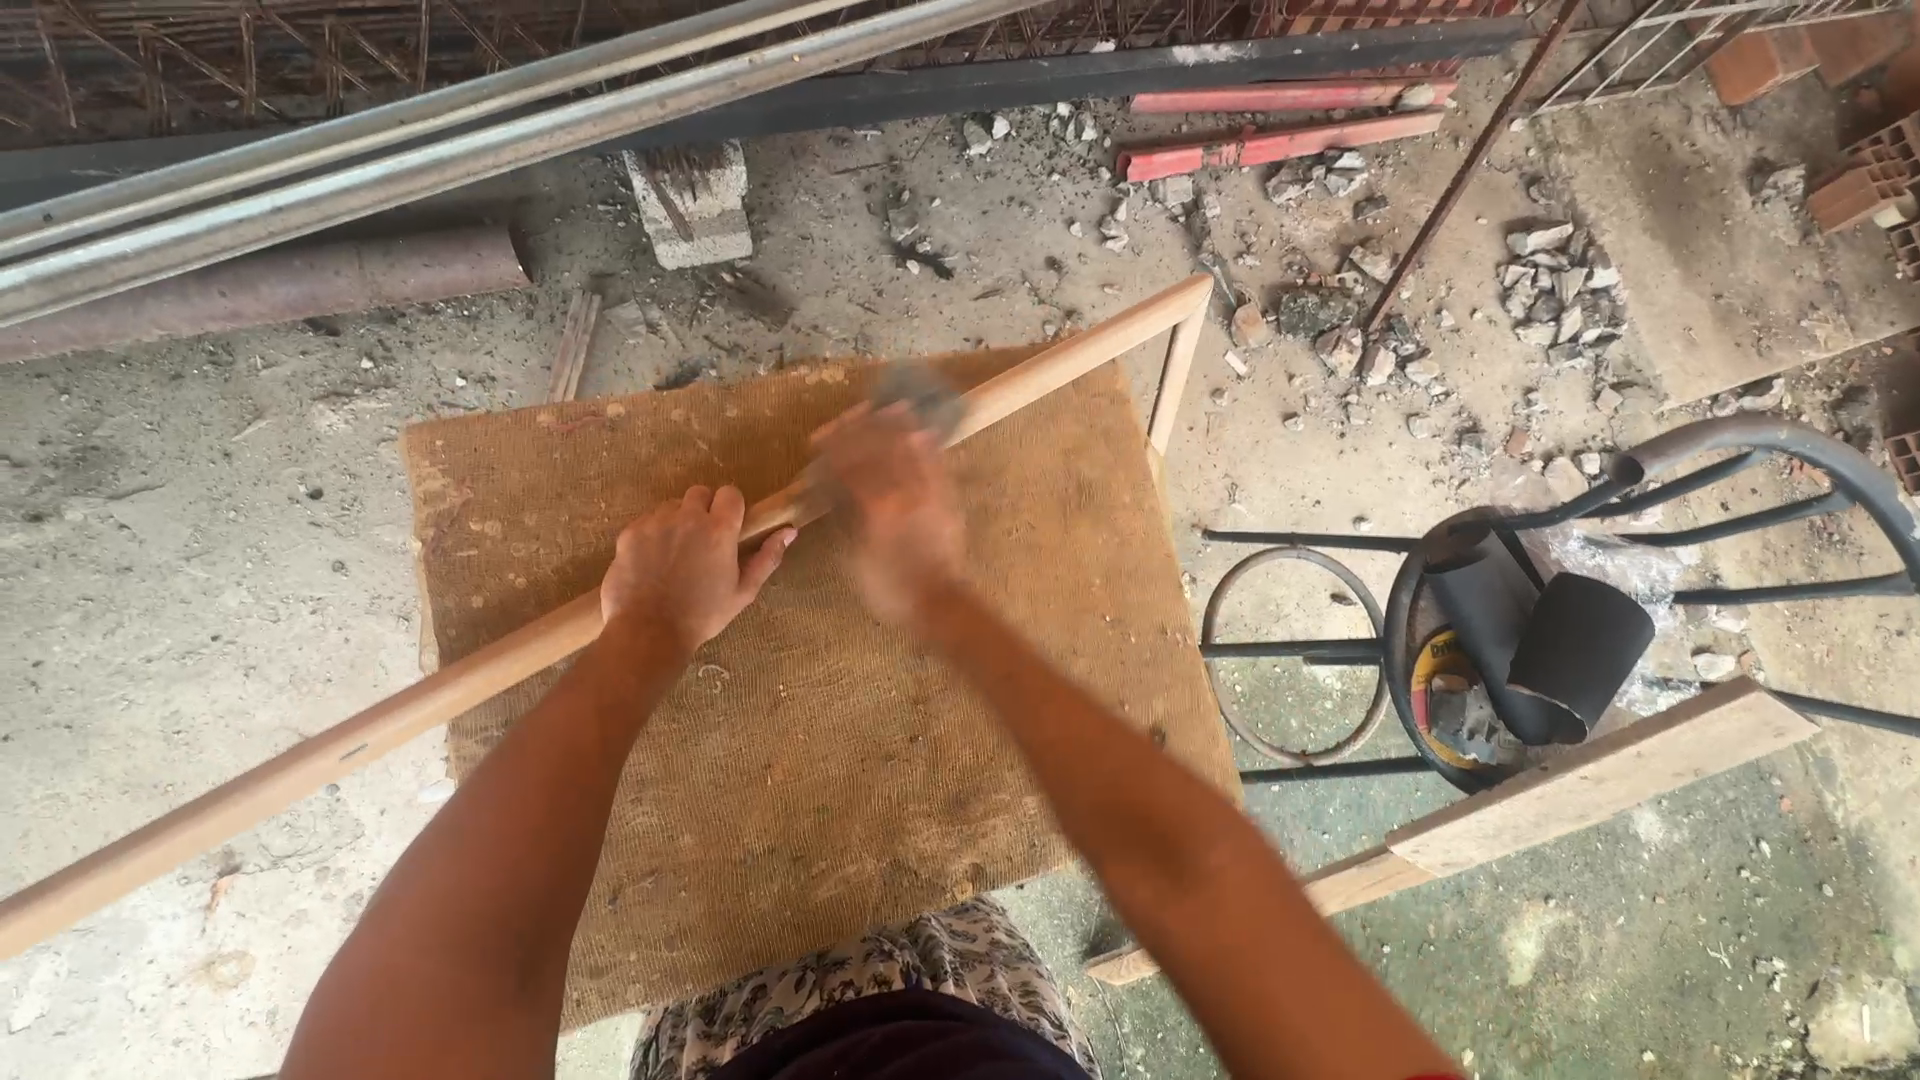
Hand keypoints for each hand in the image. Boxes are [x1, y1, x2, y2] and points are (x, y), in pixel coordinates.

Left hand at [599, 486, 795, 653]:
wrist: (650, 632)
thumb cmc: (703, 615)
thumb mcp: (744, 591)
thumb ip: (768, 557)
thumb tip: (790, 530)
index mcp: (720, 530)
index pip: (730, 493)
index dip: (731, 507)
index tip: (729, 526)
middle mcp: (688, 518)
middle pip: (699, 493)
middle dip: (703, 510)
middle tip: (702, 539)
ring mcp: (656, 523)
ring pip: (671, 506)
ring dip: (677, 521)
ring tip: (675, 552)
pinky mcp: (630, 533)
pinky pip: (646, 521)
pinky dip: (652, 534)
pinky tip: (653, 560)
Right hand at [811, 403, 964, 631]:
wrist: (938, 603)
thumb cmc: (890, 590)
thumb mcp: (854, 559)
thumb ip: (845, 522)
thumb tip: (834, 495)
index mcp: (874, 508)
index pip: (849, 465)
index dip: (833, 447)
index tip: (820, 437)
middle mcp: (902, 494)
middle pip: (879, 449)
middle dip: (862, 428)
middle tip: (850, 413)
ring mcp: (928, 494)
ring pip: (911, 450)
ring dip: (898, 426)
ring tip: (889, 404)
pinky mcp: (948, 500)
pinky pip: (938, 464)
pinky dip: (928, 444)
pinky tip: (923, 431)